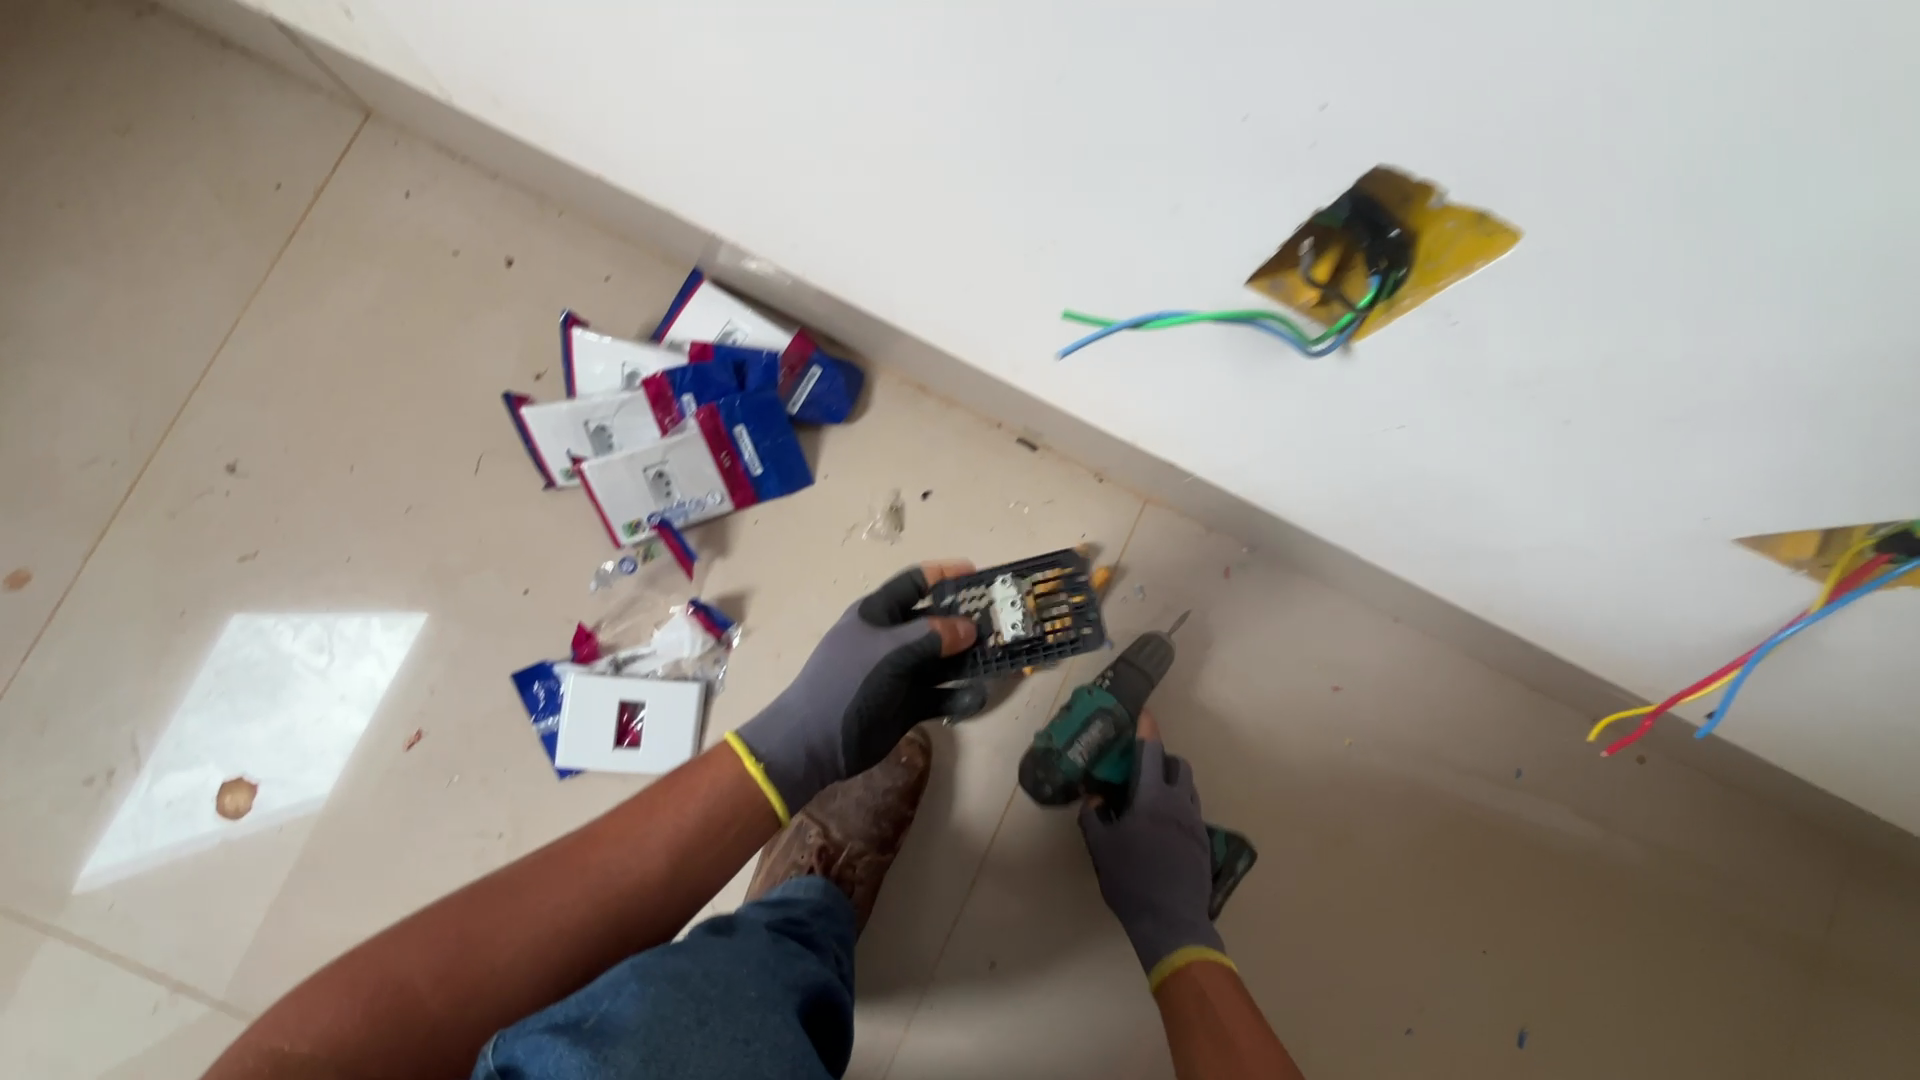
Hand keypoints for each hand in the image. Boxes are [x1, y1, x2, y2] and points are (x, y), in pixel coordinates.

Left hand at [730, 560, 980, 820]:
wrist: (815, 740)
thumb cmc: (847, 681)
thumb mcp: (889, 650)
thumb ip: (931, 635)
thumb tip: (969, 627)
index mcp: (878, 613)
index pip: (915, 583)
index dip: (945, 574)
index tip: (978, 572)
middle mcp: (891, 639)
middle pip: (935, 622)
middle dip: (966, 621)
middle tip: (1000, 622)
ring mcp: (900, 672)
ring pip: (942, 660)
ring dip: (969, 659)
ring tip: (1000, 657)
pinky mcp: (907, 704)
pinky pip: (941, 695)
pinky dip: (960, 696)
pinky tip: (980, 695)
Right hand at [1079, 711, 1226, 985]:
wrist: (1172, 923)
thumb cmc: (1131, 881)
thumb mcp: (1101, 848)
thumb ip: (1094, 818)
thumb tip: (1093, 798)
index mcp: (1152, 798)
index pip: (1151, 753)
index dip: (1147, 731)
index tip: (1144, 714)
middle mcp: (1179, 804)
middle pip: (1179, 766)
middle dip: (1163, 758)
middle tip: (1142, 766)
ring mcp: (1196, 825)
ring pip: (1189, 789)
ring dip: (1173, 783)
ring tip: (1152, 796)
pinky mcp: (1204, 845)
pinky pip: (1192, 813)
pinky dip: (1179, 807)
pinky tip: (1162, 828)